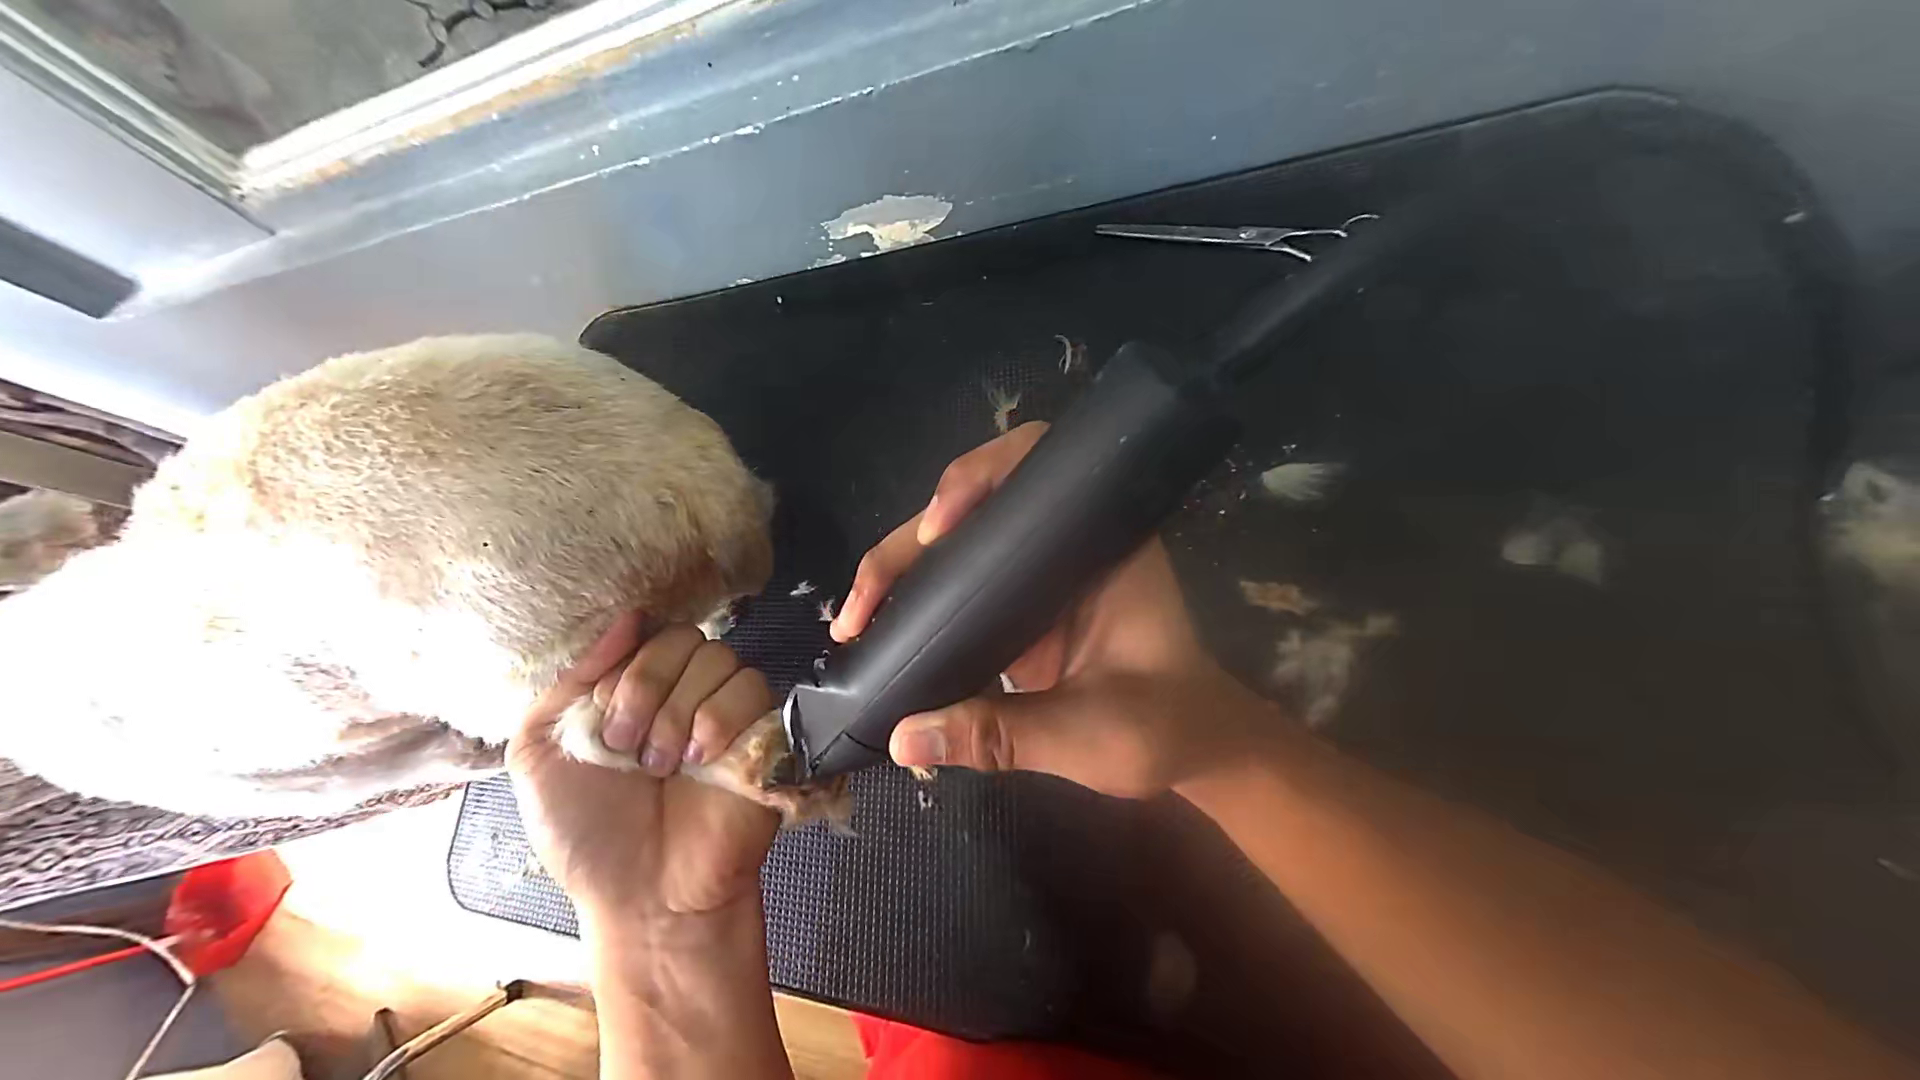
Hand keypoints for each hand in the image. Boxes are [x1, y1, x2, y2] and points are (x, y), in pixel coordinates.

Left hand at [508, 614, 777, 934]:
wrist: (645, 895)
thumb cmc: (589, 833)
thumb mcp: (541, 754)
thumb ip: (571, 680)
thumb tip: (630, 616)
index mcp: (637, 688)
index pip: (647, 632)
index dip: (625, 667)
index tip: (604, 720)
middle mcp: (685, 691)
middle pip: (686, 637)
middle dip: (648, 687)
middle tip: (628, 747)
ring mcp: (727, 709)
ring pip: (721, 658)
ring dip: (680, 712)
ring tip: (664, 766)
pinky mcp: (763, 730)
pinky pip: (753, 688)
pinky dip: (721, 718)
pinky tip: (701, 761)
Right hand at [830, 422, 1281, 797]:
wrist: (1187, 742)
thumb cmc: (1160, 727)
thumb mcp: (1088, 736)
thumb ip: (1002, 736)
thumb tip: (901, 737)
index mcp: (1097, 545)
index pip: (1035, 468)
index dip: (978, 477)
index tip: (938, 529)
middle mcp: (1061, 544)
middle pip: (975, 504)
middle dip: (911, 539)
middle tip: (867, 595)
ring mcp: (1035, 573)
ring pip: (958, 542)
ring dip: (903, 566)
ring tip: (859, 612)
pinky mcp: (1016, 605)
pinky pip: (958, 581)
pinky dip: (918, 595)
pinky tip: (883, 624)